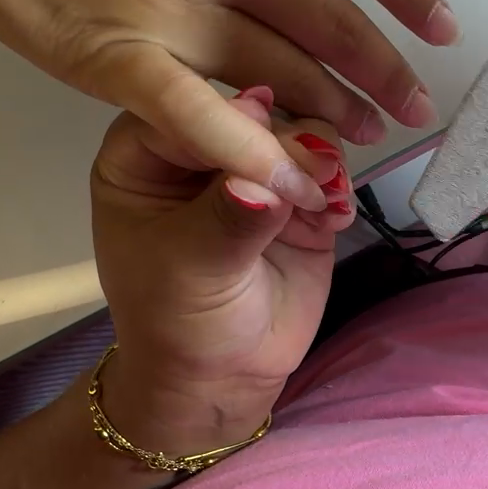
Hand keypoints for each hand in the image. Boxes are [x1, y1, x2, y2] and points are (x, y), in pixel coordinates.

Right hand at [0, 0, 454, 202]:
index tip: (440, 24)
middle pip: (328, 20)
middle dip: (383, 70)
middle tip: (413, 104)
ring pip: (282, 74)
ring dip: (333, 111)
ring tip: (365, 133)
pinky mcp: (112, 51)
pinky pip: (206, 120)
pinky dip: (260, 159)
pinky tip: (299, 187)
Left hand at [88, 87, 355, 455]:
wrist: (224, 376)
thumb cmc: (180, 321)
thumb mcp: (192, 267)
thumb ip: (230, 218)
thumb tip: (267, 182)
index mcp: (147, 157)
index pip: (188, 112)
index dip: (234, 123)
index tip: (276, 149)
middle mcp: (204, 157)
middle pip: (253, 116)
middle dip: (290, 142)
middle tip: (319, 175)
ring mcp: (259, 181)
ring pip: (300, 141)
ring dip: (323, 164)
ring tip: (331, 199)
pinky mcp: (302, 211)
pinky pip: (329, 182)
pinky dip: (340, 193)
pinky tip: (339, 216)